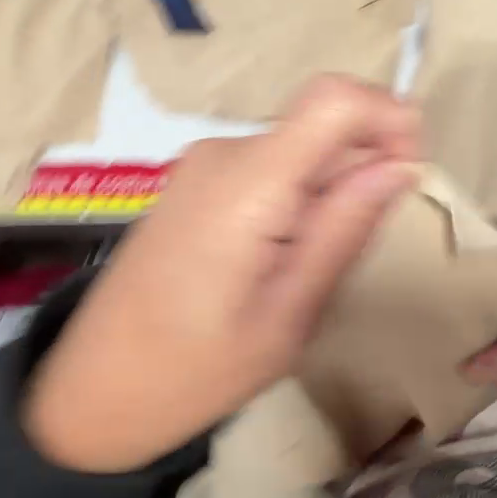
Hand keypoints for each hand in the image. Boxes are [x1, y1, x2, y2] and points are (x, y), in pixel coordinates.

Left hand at [23, 76, 419, 471]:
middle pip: (326, 121)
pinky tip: (288, 253)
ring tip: (318, 260)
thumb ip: (346, 229)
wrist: (86, 399)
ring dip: (337, 185)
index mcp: (248, 183)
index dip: (388, 116)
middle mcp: (225, 153)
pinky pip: (280, 161)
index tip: (409, 173)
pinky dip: (307, 192)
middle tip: (363, 242)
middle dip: (367, 165)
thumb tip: (402, 164)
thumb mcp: (290, 315)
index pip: (334, 98)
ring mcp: (208, 163)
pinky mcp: (201, 178)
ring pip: (308, 143)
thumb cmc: (193, 373)